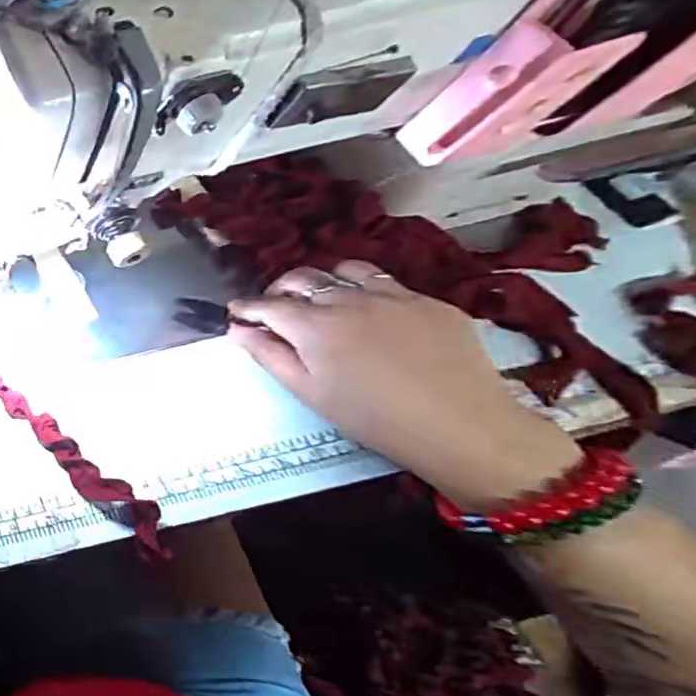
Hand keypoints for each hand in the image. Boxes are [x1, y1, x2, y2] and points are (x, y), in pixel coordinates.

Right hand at [228, 261, 582, 510]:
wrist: (460, 425)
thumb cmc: (373, 418)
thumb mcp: (311, 393)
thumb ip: (271, 356)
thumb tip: (238, 330)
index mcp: (315, 326)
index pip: (269, 304)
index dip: (247, 306)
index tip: (236, 311)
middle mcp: (349, 299)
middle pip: (303, 278)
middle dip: (280, 289)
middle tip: (275, 307)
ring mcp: (393, 295)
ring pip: (345, 270)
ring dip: (324, 281)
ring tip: (323, 301)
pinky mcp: (428, 300)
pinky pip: (387, 282)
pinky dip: (366, 290)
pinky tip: (372, 315)